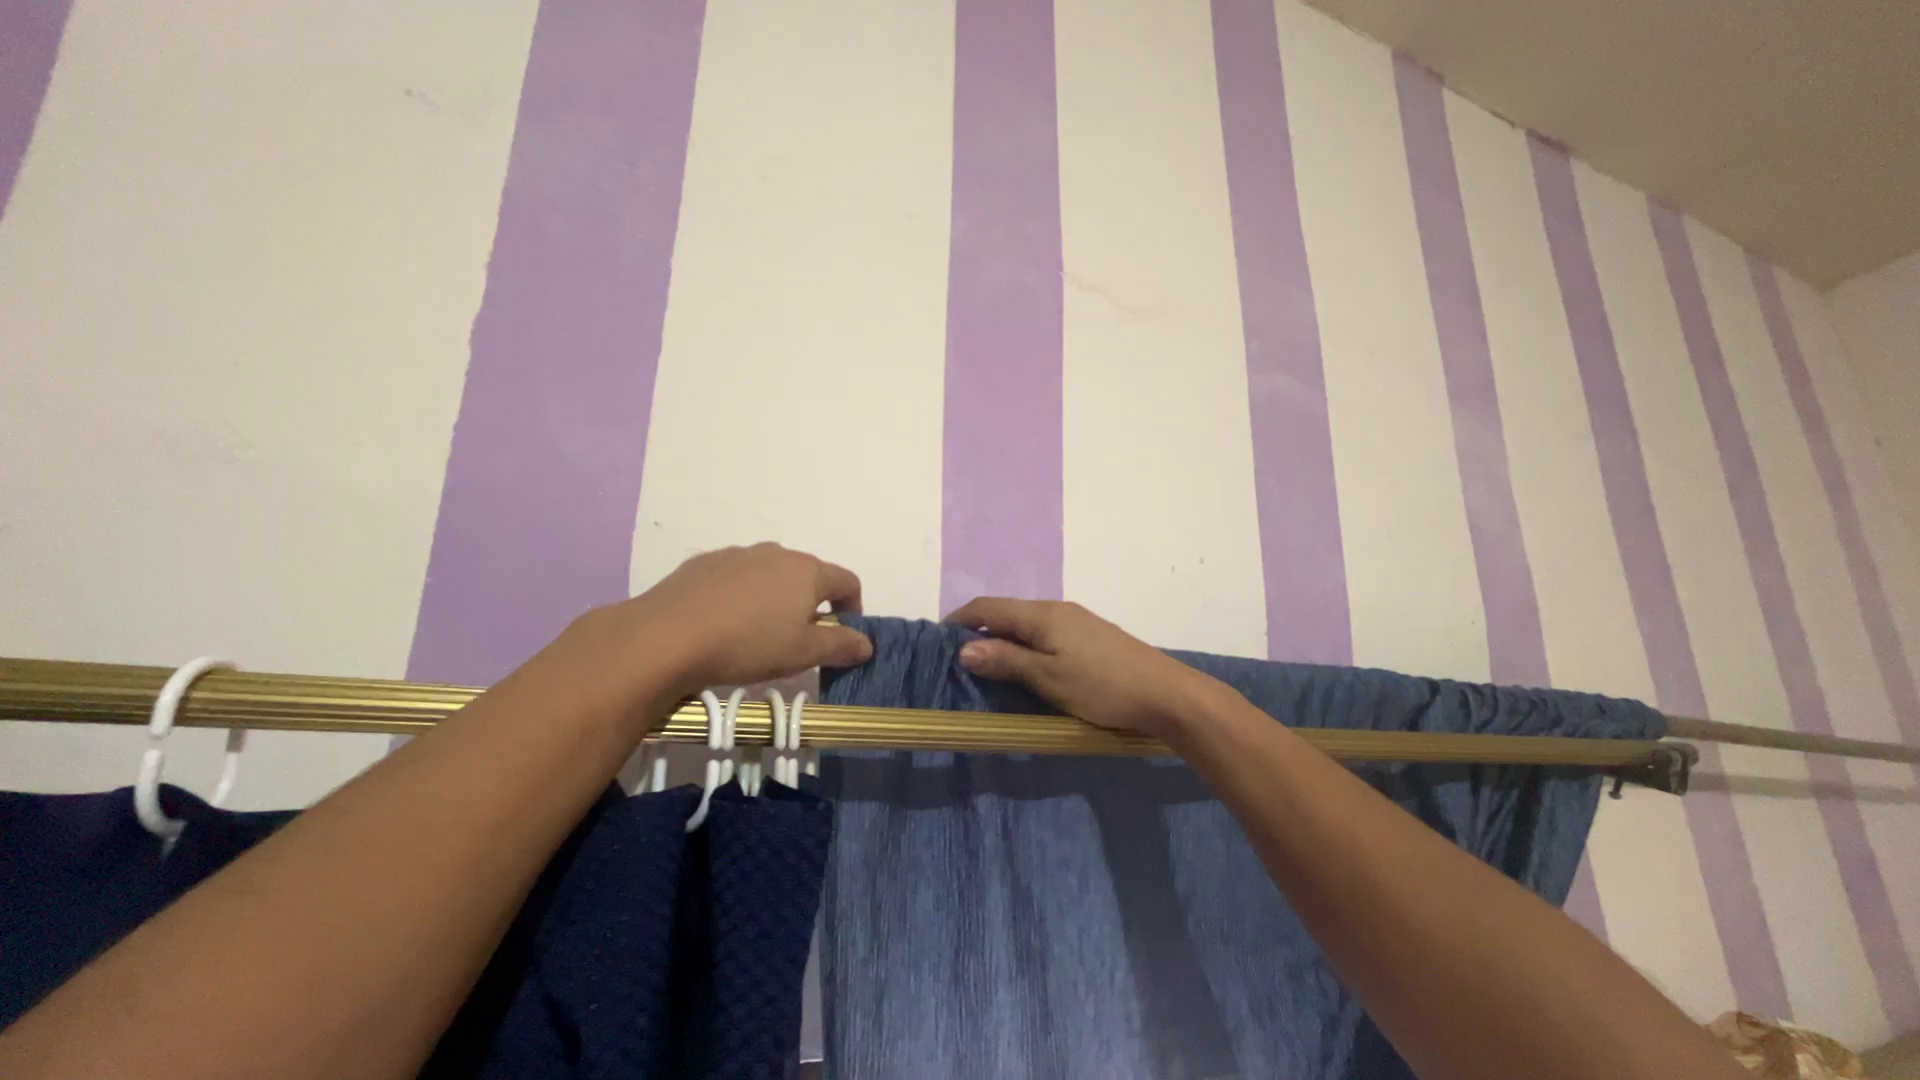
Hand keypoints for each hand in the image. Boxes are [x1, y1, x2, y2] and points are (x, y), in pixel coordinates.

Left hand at [634, 542, 871, 688]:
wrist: (667, 636)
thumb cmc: (748, 645)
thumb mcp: (803, 654)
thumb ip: (840, 645)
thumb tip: (866, 643)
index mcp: (807, 571)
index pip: (847, 581)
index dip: (853, 608)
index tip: (843, 635)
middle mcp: (775, 553)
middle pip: (807, 575)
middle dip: (810, 603)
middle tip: (797, 639)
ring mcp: (736, 554)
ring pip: (768, 574)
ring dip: (773, 598)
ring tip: (757, 633)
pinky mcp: (702, 563)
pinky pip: (734, 578)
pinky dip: (739, 596)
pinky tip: (723, 624)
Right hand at [946, 598, 1220, 738]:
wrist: (1165, 694)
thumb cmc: (1102, 686)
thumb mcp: (1048, 678)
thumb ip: (1006, 661)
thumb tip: (964, 648)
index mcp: (1042, 614)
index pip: (988, 607)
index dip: (960, 620)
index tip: (937, 639)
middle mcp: (1057, 609)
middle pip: (1007, 612)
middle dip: (979, 630)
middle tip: (957, 659)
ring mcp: (1077, 622)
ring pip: (1027, 624)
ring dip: (1002, 639)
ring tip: (986, 667)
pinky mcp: (1090, 637)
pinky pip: (1045, 634)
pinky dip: (1025, 646)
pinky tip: (1025, 667)